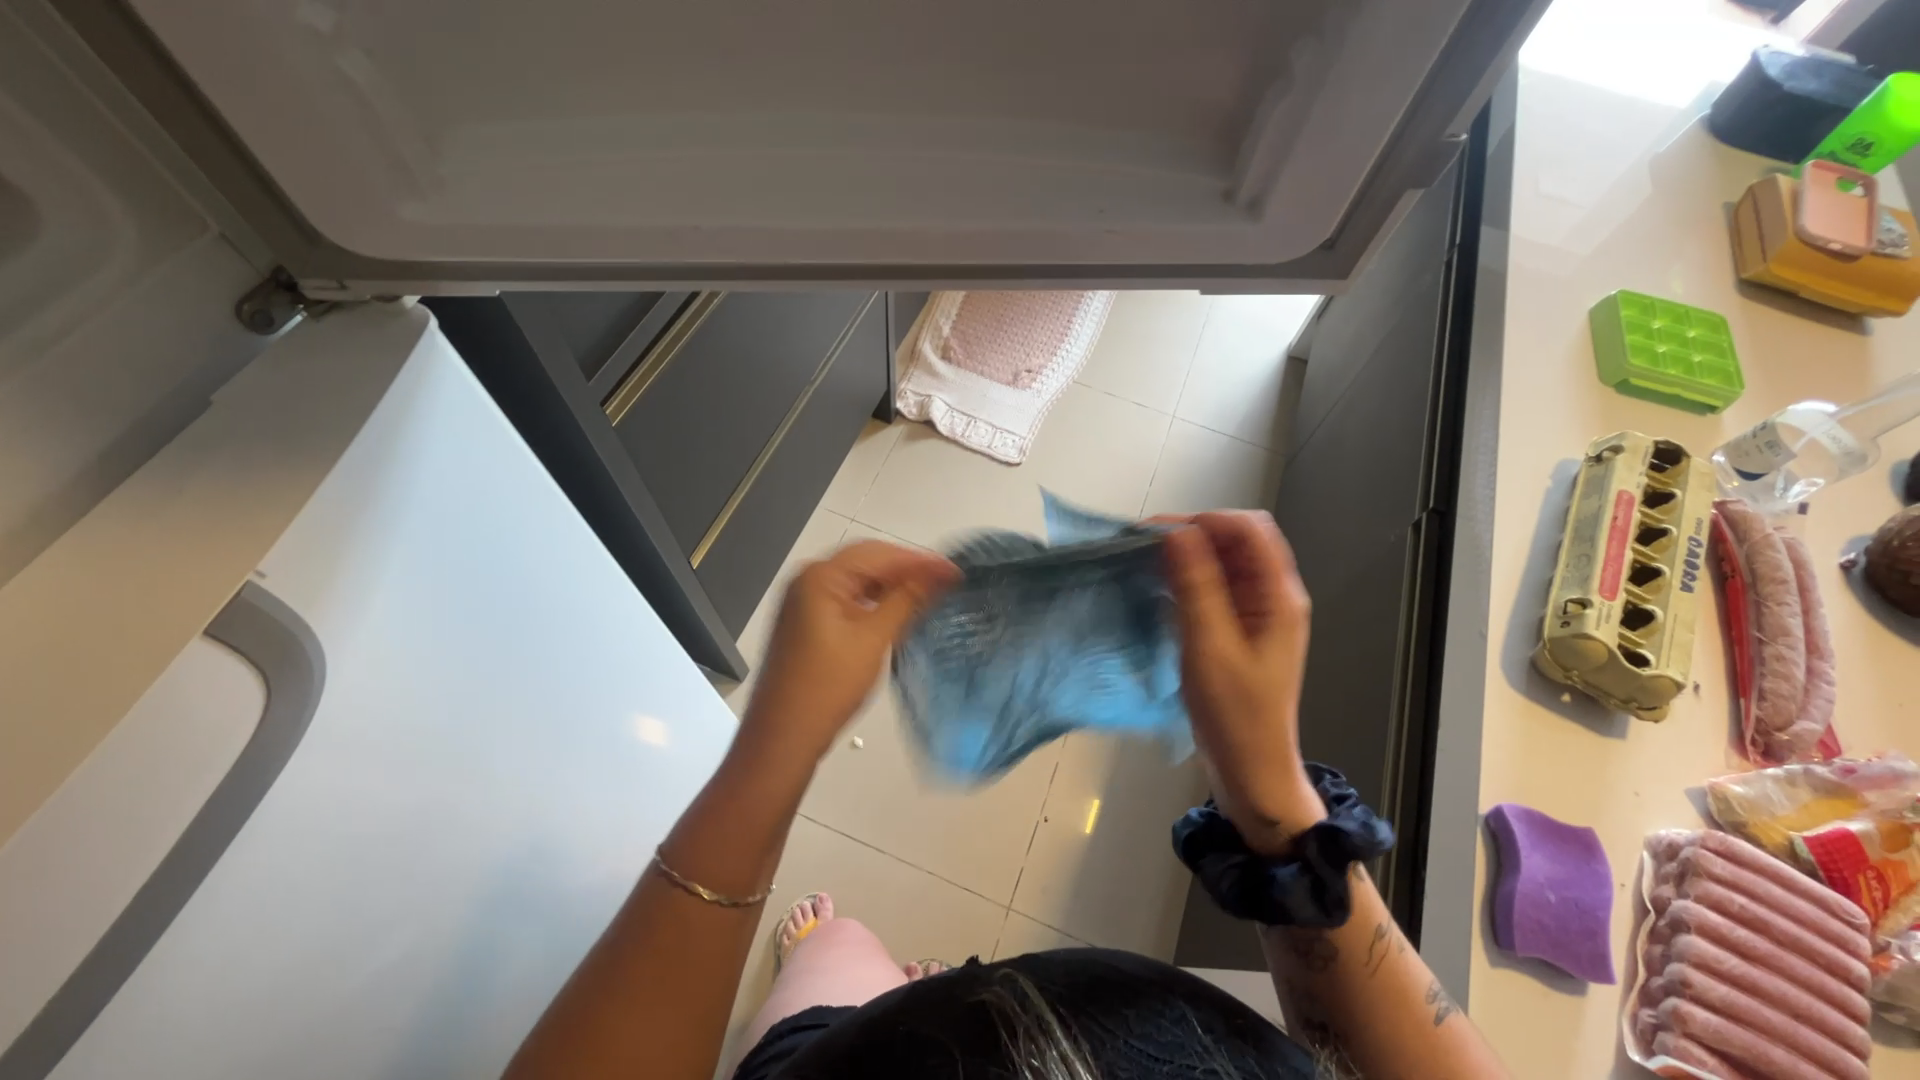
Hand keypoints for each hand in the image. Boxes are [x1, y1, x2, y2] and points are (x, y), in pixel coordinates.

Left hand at [742, 540, 958, 759]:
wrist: (784, 736)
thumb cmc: (829, 686)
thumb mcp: (874, 639)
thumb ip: (907, 599)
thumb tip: (939, 573)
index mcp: (820, 576)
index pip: (879, 554)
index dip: (920, 561)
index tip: (957, 571)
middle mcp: (808, 580)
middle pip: (867, 562)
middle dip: (907, 570)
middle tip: (947, 583)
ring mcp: (803, 601)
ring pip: (858, 581)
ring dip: (892, 586)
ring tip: (929, 596)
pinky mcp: (806, 622)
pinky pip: (847, 600)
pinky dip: (874, 602)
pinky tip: (898, 613)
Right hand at [1162, 511, 1325, 853]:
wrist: (1251, 772)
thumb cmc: (1235, 715)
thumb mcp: (1210, 647)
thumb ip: (1195, 586)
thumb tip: (1175, 533)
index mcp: (1278, 596)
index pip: (1249, 529)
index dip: (1205, 521)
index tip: (1156, 533)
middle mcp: (1271, 596)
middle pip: (1235, 541)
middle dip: (1190, 534)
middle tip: (1140, 546)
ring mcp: (1255, 613)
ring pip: (1221, 563)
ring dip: (1184, 556)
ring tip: (1140, 562)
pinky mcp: (1237, 630)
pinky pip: (1212, 588)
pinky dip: (1185, 579)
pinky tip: (1156, 587)